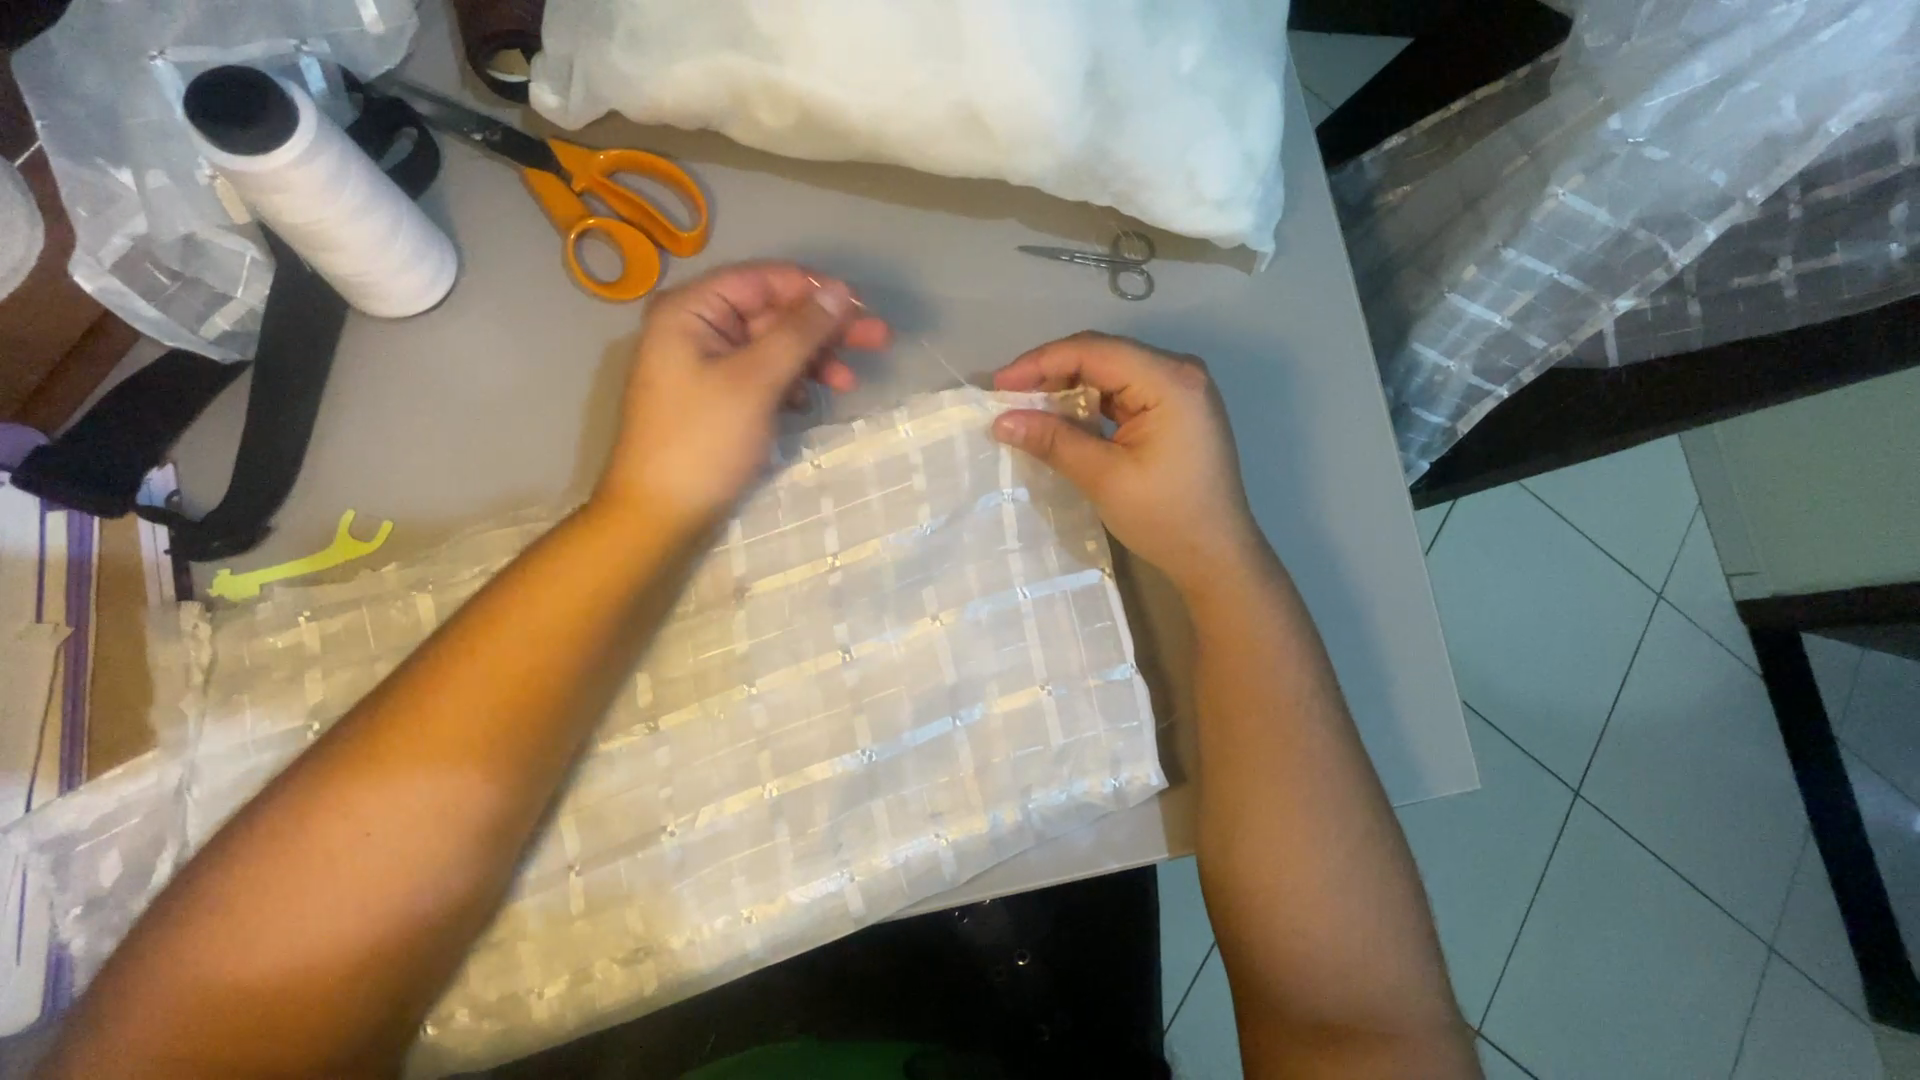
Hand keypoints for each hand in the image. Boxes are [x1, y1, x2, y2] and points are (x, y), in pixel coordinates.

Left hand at [592, 261, 891, 534]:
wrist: (660, 514)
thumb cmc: (703, 441)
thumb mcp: (756, 381)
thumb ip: (800, 332)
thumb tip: (841, 292)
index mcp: (691, 310)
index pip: (763, 279)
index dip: (815, 289)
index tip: (862, 307)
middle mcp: (696, 328)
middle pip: (772, 313)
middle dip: (823, 329)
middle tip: (879, 339)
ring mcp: (705, 365)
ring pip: (772, 347)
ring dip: (813, 360)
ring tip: (849, 383)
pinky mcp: (717, 398)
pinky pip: (763, 377)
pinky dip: (791, 385)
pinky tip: (810, 403)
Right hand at [991, 332, 1266, 595]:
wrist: (1215, 556)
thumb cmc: (1165, 518)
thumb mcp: (1104, 478)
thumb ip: (1053, 441)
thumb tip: (1001, 421)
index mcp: (1170, 380)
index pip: (1094, 351)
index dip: (1041, 362)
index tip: (999, 386)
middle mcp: (1179, 372)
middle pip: (1103, 356)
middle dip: (1051, 373)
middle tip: (1007, 399)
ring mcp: (1180, 391)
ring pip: (1110, 374)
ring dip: (1067, 389)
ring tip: (1026, 409)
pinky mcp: (1175, 410)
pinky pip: (1123, 394)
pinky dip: (1089, 404)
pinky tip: (1061, 420)